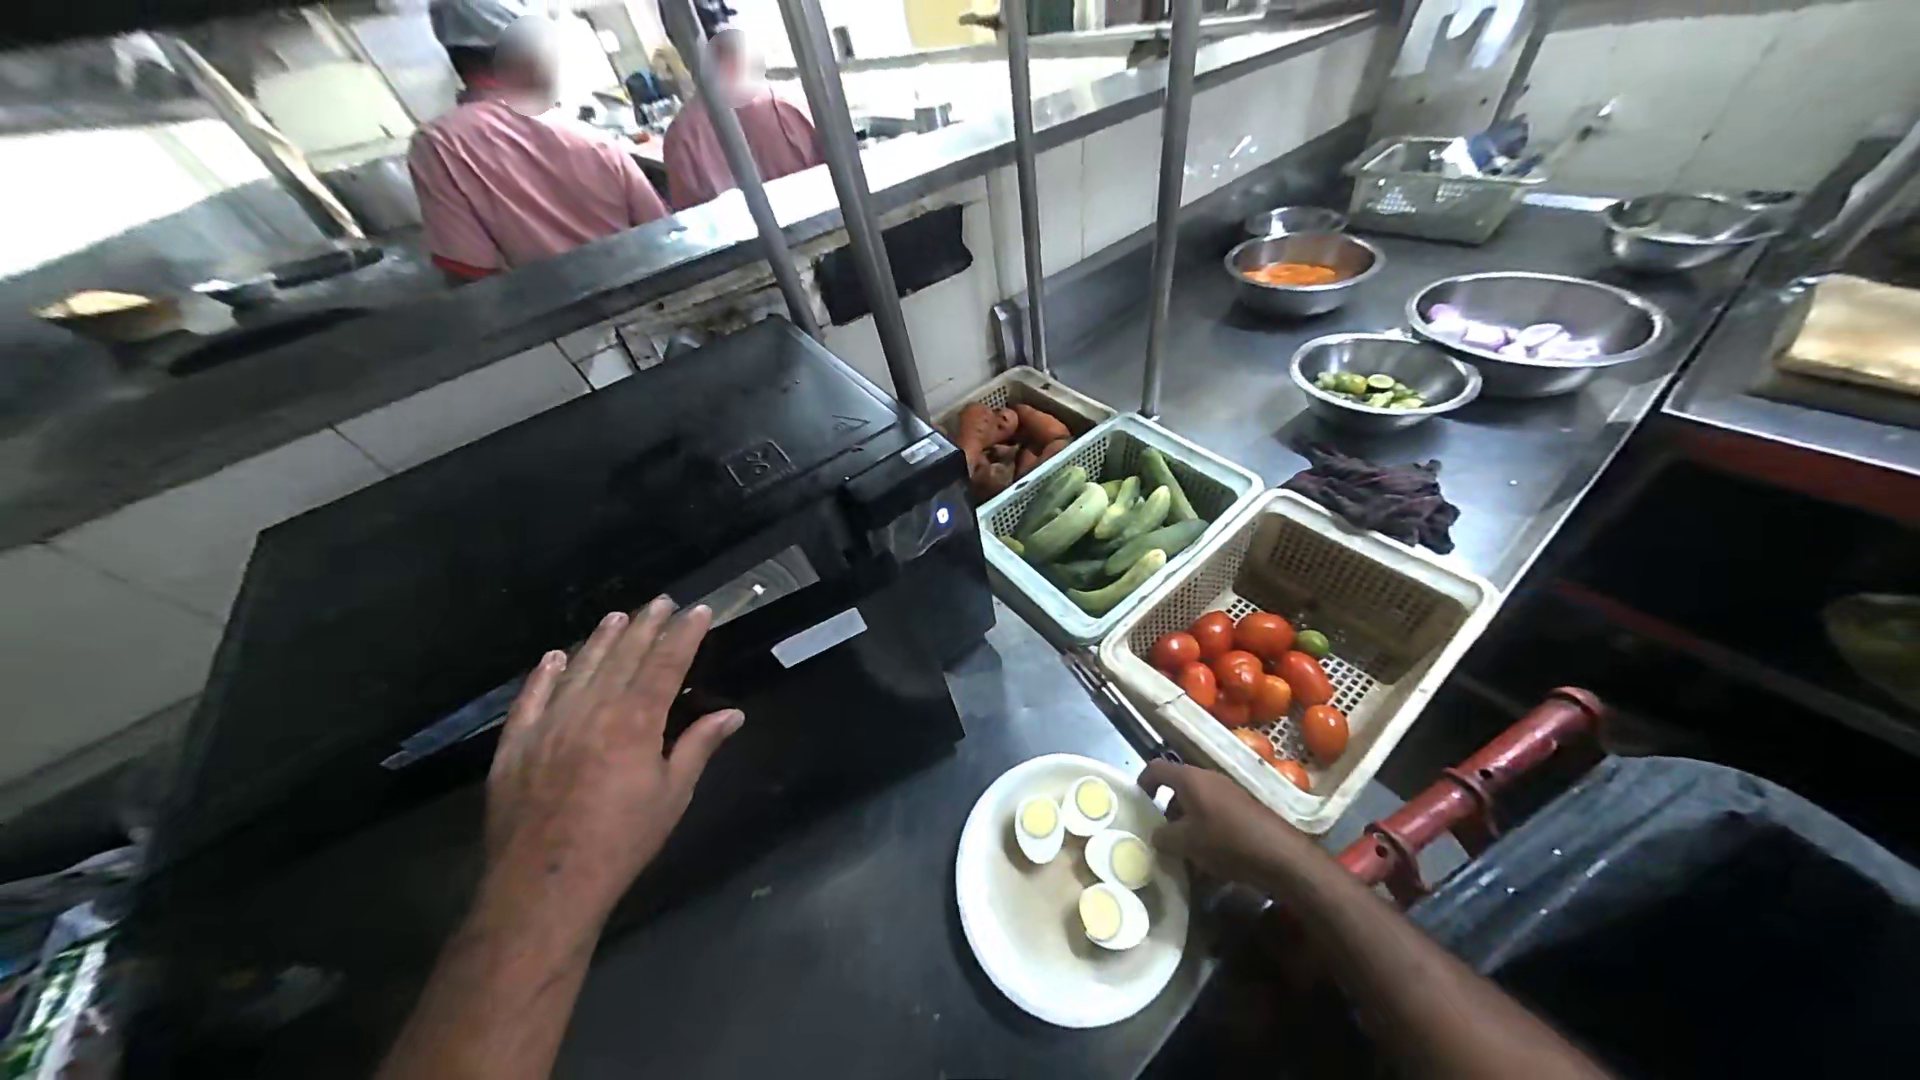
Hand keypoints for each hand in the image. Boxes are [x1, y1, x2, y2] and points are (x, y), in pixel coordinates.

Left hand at [481, 598, 743, 920]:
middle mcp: (591, 711)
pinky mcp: (515, 745)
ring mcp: (548, 724)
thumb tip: (732, 713)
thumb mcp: (672, 794)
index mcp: (634, 721)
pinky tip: (555, 656)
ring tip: (619, 616)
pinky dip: (544, 674)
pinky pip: (530, 698)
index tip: (698, 611)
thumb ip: (699, 746)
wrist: (543, 887)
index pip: (665, 663)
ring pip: (580, 668)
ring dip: (601, 639)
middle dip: (647, 626)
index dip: (684, 634)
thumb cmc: (621, 841)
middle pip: (623, 656)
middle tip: (662, 601)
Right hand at [1139, 760, 1321, 891]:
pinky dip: (1207, 830)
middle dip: (1167, 810)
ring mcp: (1229, 792)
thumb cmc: (1226, 841)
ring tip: (1185, 851)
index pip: (1156, 768)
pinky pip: (1216, 814)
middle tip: (1162, 834)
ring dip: (1187, 823)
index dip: (1143, 781)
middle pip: (1178, 787)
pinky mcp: (1245, 810)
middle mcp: (1209, 778)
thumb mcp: (1186, 843)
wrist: (1281, 856)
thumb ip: (1163, 836)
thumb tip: (1156, 835)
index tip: (1138, 802)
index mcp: (1190, 778)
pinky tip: (1210, 860)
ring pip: (1198, 803)